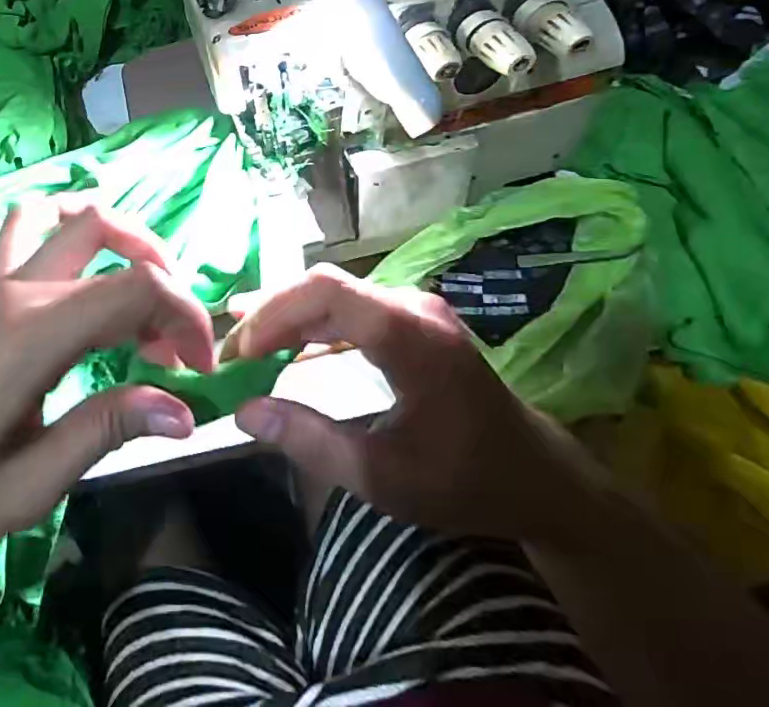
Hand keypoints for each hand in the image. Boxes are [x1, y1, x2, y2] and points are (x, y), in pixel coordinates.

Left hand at [0, 199, 210, 581]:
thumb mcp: (22, 490)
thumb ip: (103, 432)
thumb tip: (181, 409)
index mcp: (31, 338)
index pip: (138, 287)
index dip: (187, 317)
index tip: (198, 372)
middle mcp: (17, 293)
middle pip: (113, 239)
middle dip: (164, 284)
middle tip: (172, 351)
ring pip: (75, 219)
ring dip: (124, 246)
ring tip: (141, 304)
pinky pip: (33, 230)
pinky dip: (77, 234)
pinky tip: (88, 273)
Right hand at [229, 265, 615, 545]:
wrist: (538, 478)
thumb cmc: (466, 481)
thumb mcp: (382, 476)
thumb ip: (309, 441)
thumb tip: (245, 412)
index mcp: (410, 335)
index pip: (324, 292)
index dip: (272, 315)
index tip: (239, 356)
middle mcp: (412, 305)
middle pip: (324, 287)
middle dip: (270, 316)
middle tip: (230, 355)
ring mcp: (415, 308)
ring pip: (334, 293)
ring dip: (287, 318)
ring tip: (244, 348)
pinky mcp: (413, 320)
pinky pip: (350, 308)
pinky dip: (311, 325)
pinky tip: (284, 345)